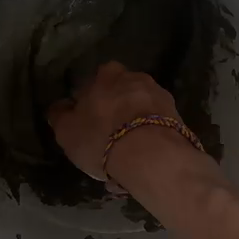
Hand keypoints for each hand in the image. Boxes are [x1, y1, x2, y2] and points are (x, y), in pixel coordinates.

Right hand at [45, 61, 185, 184]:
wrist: (153, 157)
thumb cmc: (101, 137)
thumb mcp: (66, 130)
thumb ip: (59, 115)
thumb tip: (59, 107)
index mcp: (107, 74)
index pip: (92, 84)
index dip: (87, 105)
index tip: (85, 125)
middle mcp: (136, 77)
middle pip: (119, 97)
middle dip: (113, 115)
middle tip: (105, 143)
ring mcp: (161, 97)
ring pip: (139, 114)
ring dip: (132, 131)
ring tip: (124, 162)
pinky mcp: (180, 119)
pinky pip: (156, 130)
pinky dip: (148, 143)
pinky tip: (141, 165)